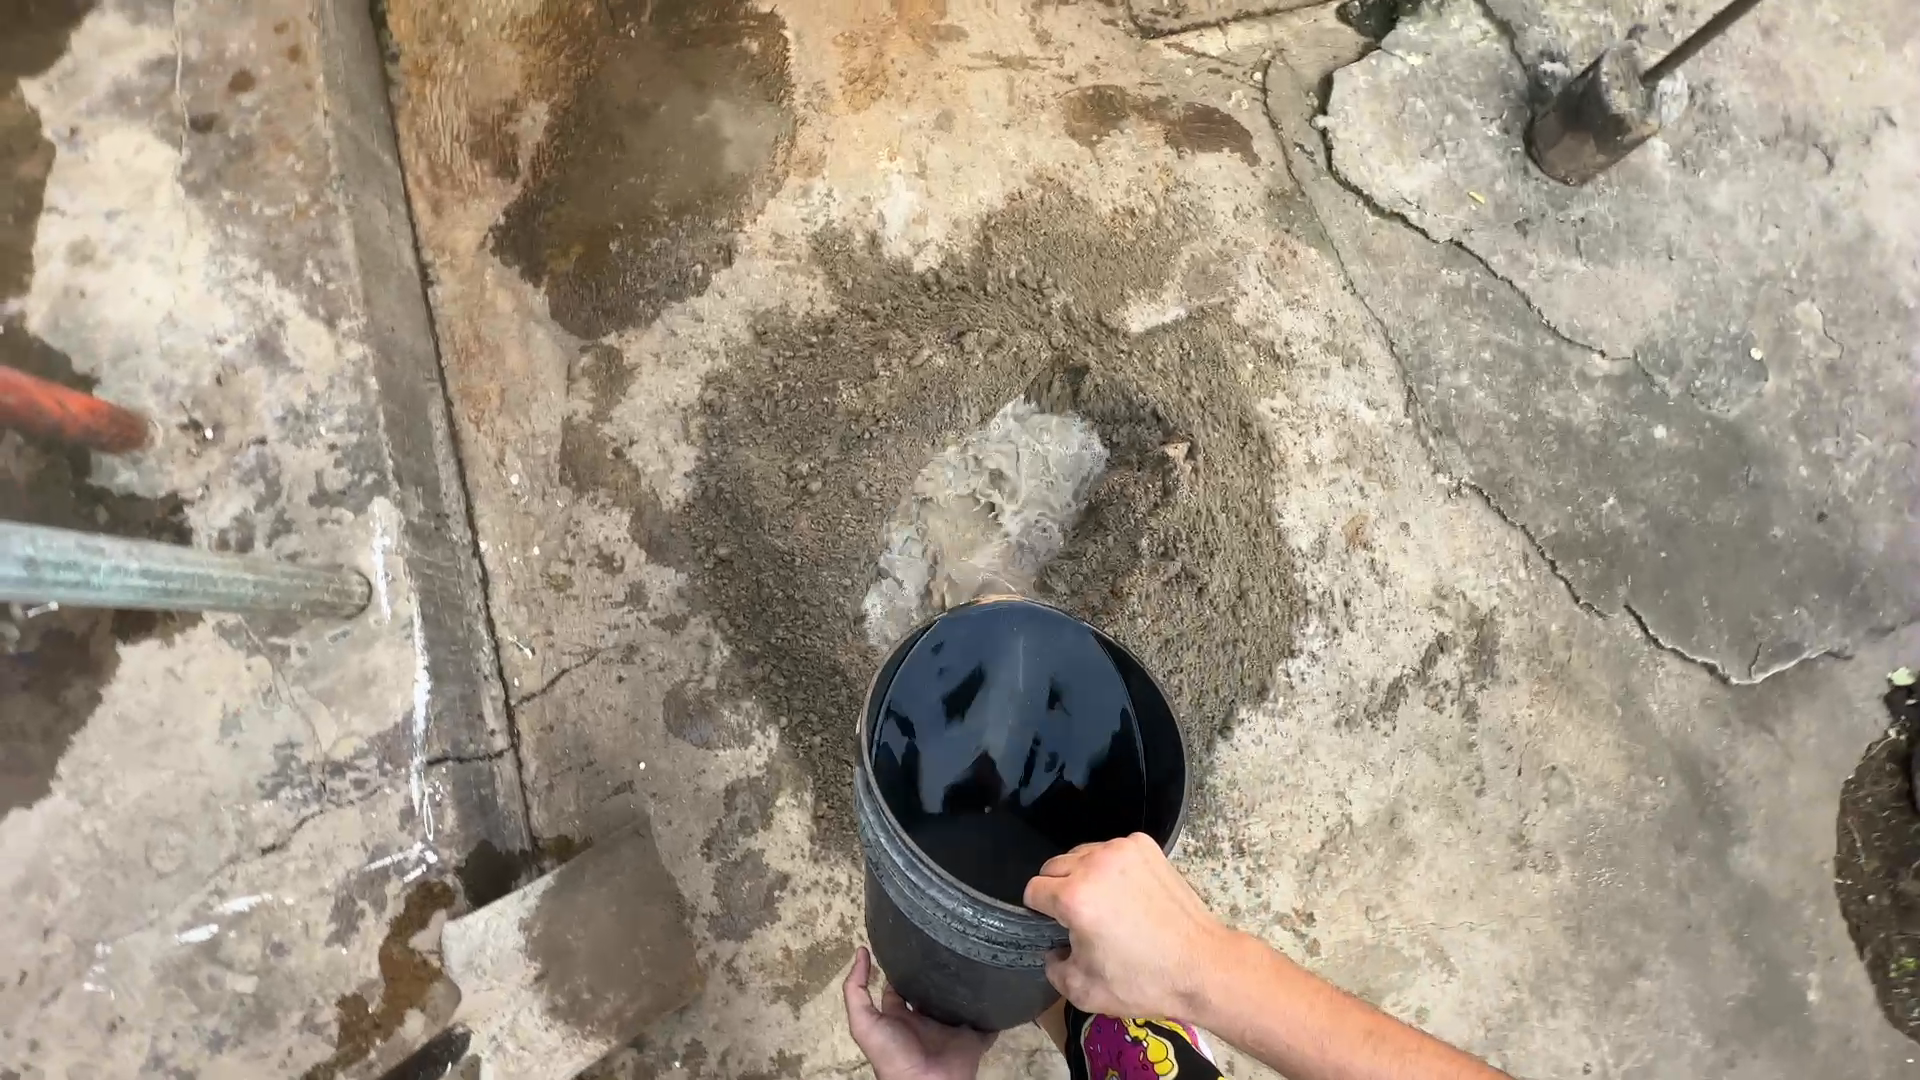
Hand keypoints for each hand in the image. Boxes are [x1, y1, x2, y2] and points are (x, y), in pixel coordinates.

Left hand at [843, 946, 996, 1079]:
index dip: (906, 965)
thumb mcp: (864, 1023)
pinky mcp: (973, 1037)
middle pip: (933, 988)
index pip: (903, 984)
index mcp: (903, 1016)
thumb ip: (856, 992)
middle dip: (940, 970)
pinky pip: (988, 1021)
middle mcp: (927, 1019)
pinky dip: (993, 1009)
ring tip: (975, 954)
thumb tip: (861, 952)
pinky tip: (997, 986)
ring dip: (966, 984)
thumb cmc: (892, 1055)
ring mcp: (951, 1028)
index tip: (916, 941)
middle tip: (950, 941)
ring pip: (960, 1000)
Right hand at [1022, 833, 1232, 1020]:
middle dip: (1059, 890)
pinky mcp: (1144, 844)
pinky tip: (1129, 892)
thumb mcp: (1086, 992)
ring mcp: (1120, 849)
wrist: (1202, 965)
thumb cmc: (1144, 982)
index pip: (1033, 889)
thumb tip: (1052, 949)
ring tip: (1107, 904)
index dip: (1038, 910)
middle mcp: (1093, 864)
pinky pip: (1111, 849)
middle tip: (1081, 918)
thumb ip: (1053, 969)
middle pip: (1053, 866)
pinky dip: (1112, 867)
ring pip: (1082, 854)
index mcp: (1075, 898)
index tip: (1053, 924)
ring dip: (1084, 875)